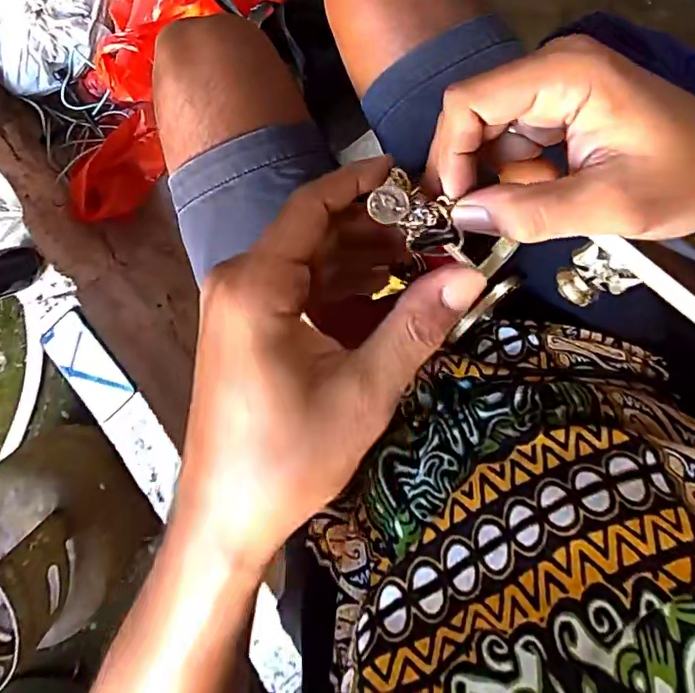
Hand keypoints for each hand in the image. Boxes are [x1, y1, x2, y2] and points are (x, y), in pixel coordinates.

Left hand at [171, 158, 485, 568]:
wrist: (225, 521)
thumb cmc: (286, 459)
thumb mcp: (362, 391)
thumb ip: (416, 325)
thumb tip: (469, 274)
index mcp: (255, 284)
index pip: (311, 206)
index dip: (360, 182)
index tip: (406, 173)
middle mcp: (239, 280)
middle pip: (314, 231)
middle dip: (374, 227)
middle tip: (432, 229)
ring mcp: (240, 304)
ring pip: (310, 260)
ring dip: (362, 257)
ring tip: (420, 258)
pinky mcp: (248, 326)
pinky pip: (300, 288)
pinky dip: (342, 286)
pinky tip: (386, 292)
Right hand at [428, 35, 694, 243]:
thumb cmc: (689, 181)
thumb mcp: (610, 206)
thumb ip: (532, 213)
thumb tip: (464, 216)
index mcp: (566, 73)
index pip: (470, 99)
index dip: (453, 152)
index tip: (458, 203)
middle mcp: (553, 66)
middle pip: (476, 113)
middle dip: (476, 168)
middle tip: (483, 218)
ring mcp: (557, 84)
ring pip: (493, 130)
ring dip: (504, 175)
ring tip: (548, 202)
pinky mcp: (562, 104)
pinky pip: (517, 138)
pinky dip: (522, 172)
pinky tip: (556, 190)